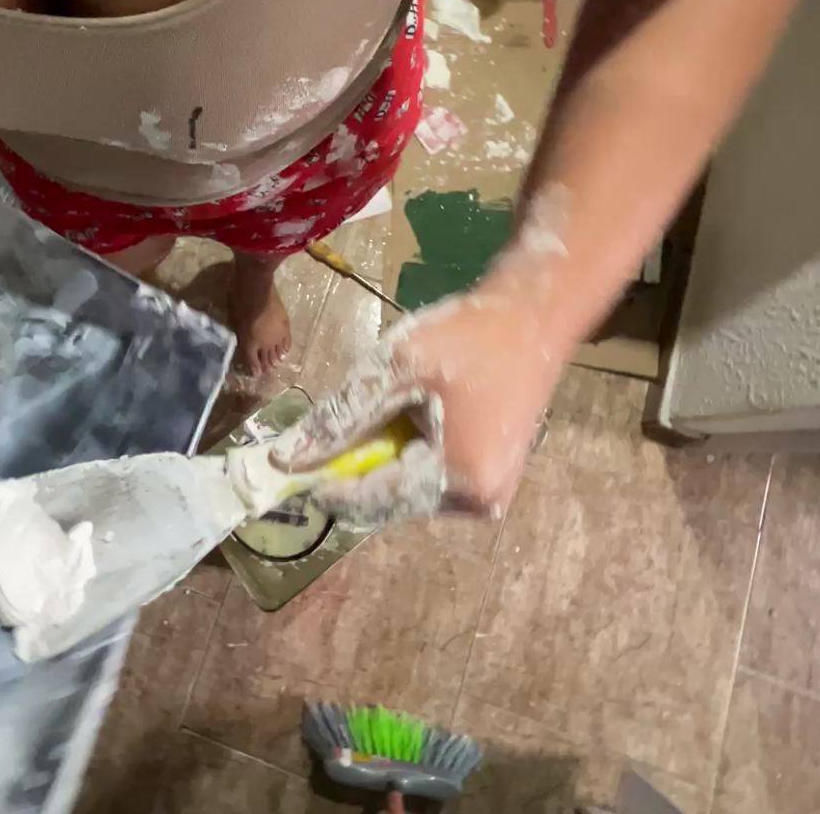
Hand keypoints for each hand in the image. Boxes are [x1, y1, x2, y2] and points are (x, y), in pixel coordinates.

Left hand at [272, 283, 564, 520]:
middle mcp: (479, 503)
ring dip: (380, 459)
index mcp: (459, 480)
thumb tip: (286, 457)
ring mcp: (490, 494)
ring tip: (387, 406)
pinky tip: (410, 414)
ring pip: (406, 491)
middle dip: (354, 468)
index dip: (323, 483)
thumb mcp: (395, 366)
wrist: (533, 316)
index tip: (287, 462)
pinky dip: (406, 455)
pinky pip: (429, 478)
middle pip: (388, 502)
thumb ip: (340, 416)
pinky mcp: (491, 478)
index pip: (370, 502)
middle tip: (341, 420)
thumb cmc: (467, 336)